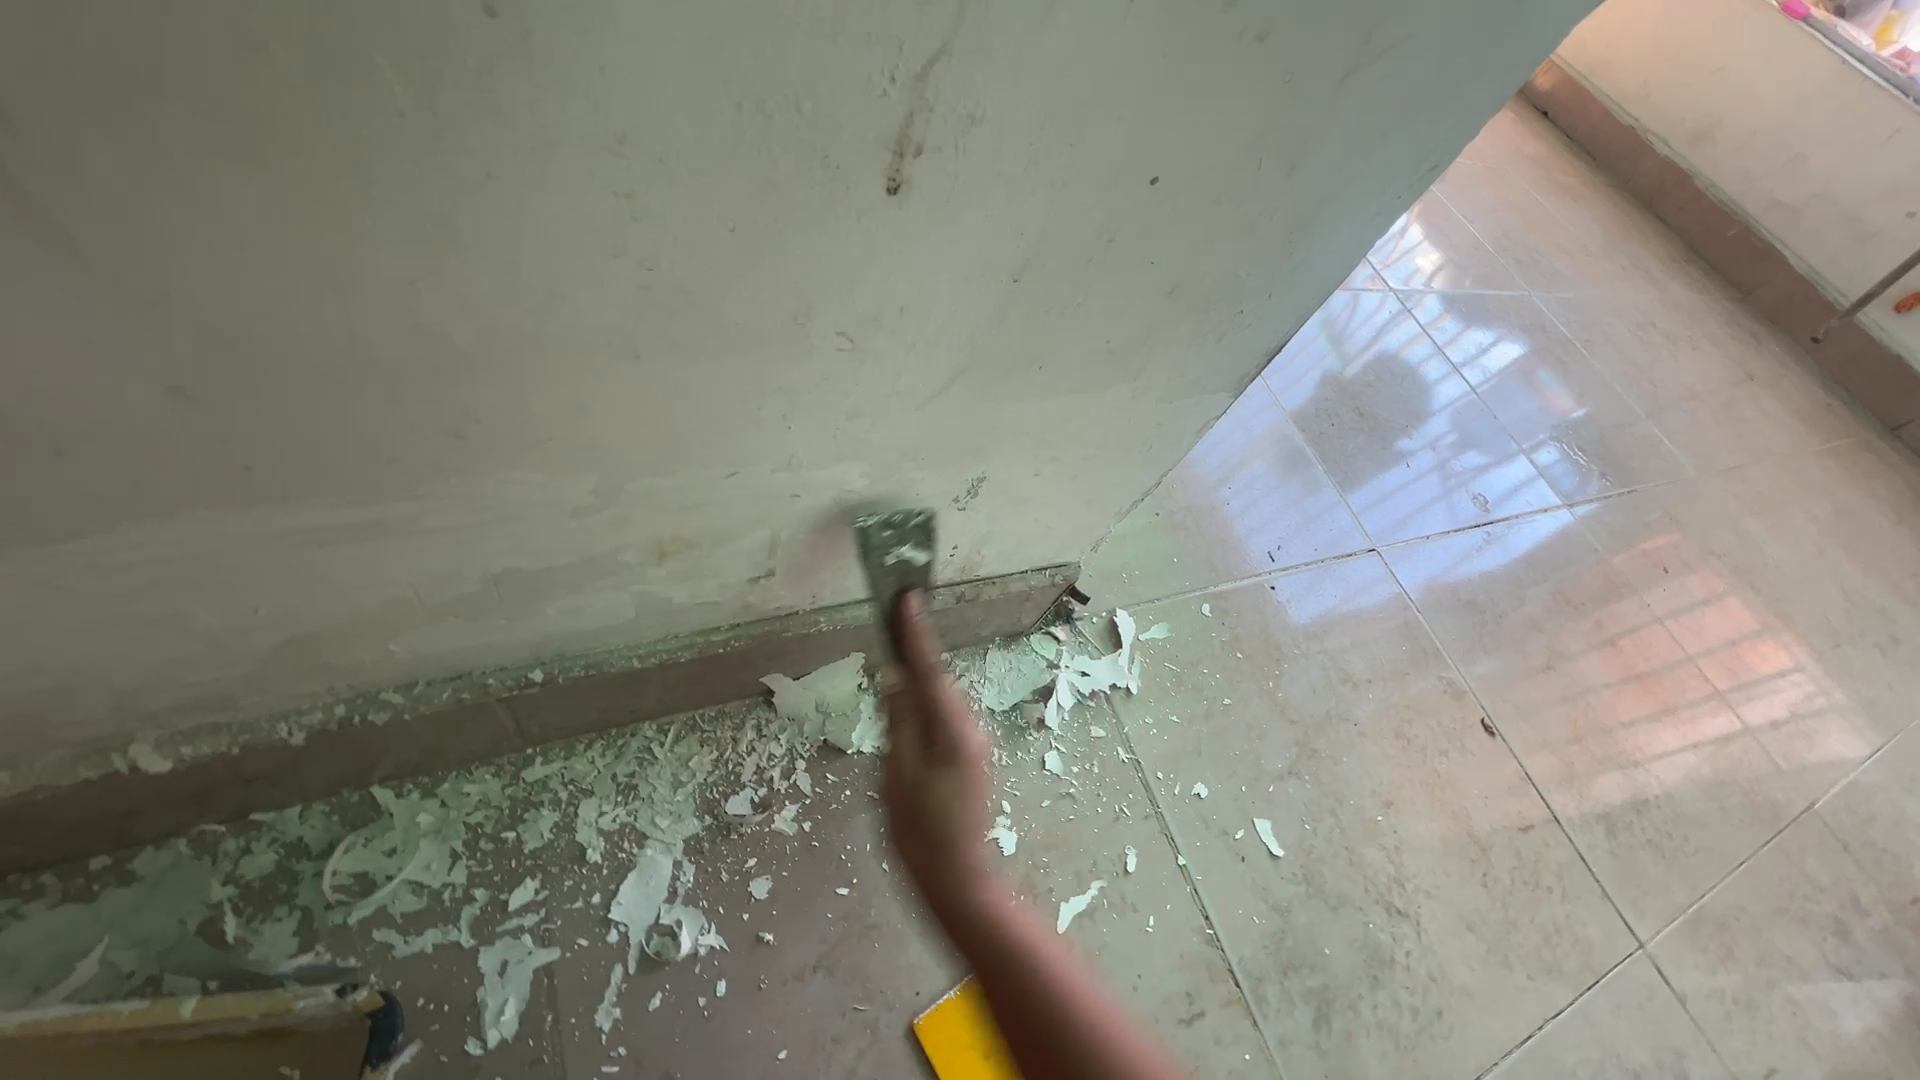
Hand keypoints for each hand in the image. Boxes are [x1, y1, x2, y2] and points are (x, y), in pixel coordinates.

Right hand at [882, 590, 996, 917]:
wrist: (958, 877)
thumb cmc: (920, 831)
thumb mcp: (896, 774)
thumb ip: (898, 721)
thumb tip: (895, 679)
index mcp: (952, 728)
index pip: (929, 668)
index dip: (916, 631)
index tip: (907, 595)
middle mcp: (971, 728)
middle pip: (936, 682)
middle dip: (912, 657)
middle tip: (886, 629)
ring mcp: (975, 743)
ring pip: (939, 702)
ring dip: (916, 686)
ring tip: (887, 676)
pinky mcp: (972, 757)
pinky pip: (943, 720)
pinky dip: (924, 710)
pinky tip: (905, 719)